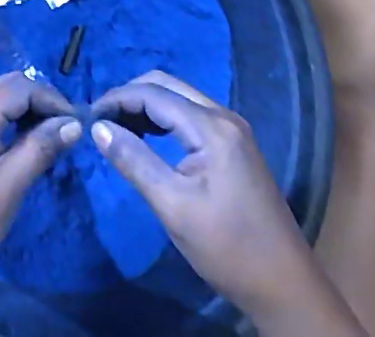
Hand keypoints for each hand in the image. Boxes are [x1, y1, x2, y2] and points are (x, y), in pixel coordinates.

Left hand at [0, 72, 81, 273]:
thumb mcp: (11, 184)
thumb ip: (42, 147)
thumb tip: (75, 124)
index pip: (22, 88)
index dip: (53, 101)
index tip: (79, 125)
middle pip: (11, 84)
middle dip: (43, 100)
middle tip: (69, 129)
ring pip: (2, 93)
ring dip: (29, 107)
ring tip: (55, 134)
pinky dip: (14, 115)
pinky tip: (30, 138)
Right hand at [88, 71, 313, 313]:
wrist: (286, 289)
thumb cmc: (228, 249)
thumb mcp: (173, 206)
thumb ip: (134, 160)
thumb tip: (97, 127)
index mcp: (212, 128)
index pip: (153, 93)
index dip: (116, 99)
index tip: (88, 117)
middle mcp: (224, 117)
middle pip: (166, 85)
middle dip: (129, 96)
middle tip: (101, 121)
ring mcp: (232, 130)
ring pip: (177, 98)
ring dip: (144, 106)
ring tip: (116, 129)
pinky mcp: (233, 145)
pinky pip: (189, 115)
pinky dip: (162, 119)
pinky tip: (145, 138)